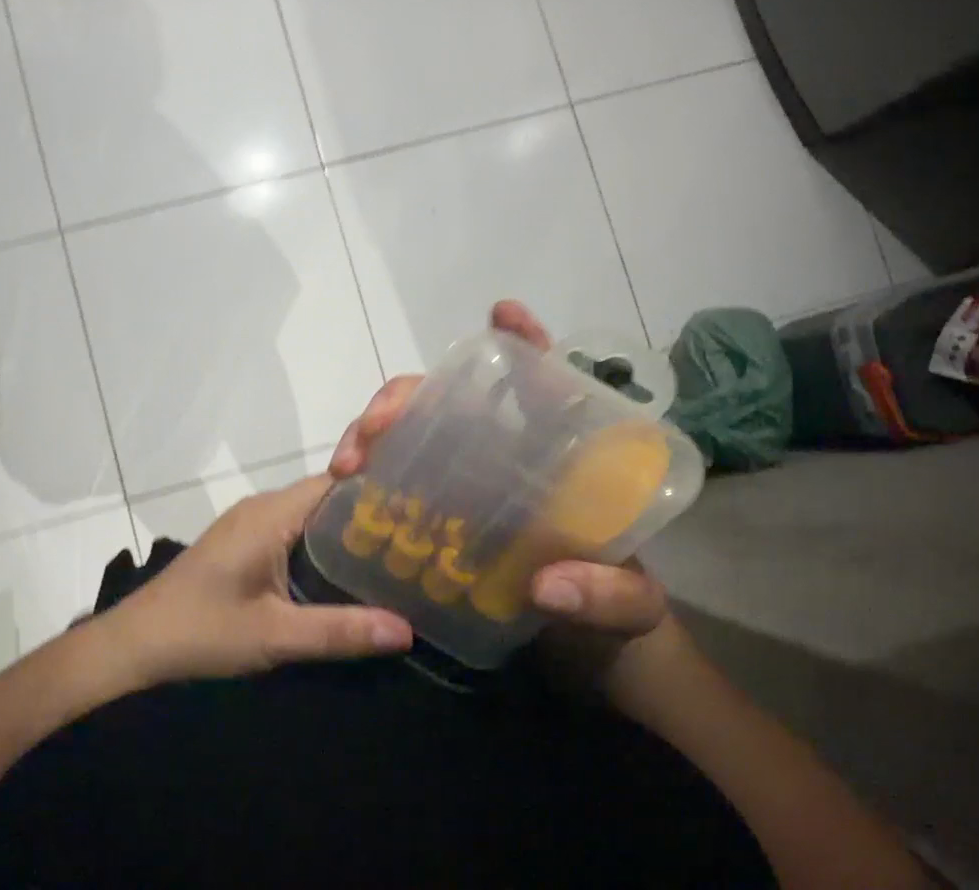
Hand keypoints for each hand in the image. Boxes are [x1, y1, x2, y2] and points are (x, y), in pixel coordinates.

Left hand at [105, 476, 413, 684]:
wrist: (135, 645)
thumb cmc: (201, 632)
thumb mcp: (274, 636)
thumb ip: (340, 631)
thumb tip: (408, 630)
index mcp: (270, 514)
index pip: (337, 483)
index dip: (379, 492)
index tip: (422, 511)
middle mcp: (261, 509)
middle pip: (327, 499)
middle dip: (371, 518)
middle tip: (421, 542)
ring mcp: (249, 526)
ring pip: (310, 518)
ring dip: (347, 536)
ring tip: (398, 558)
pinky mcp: (242, 546)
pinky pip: (293, 534)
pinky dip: (323, 549)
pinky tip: (349, 577)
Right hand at [327, 299, 669, 681]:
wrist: (592, 664)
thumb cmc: (621, 622)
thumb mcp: (631, 609)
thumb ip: (606, 596)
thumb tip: (548, 586)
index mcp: (563, 463)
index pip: (543, 387)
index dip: (524, 344)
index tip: (502, 314)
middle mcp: (507, 462)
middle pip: (452, 403)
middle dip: (408, 396)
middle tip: (376, 426)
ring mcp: (467, 489)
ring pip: (412, 434)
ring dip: (374, 430)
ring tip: (348, 462)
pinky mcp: (437, 520)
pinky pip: (396, 481)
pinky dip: (369, 472)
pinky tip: (347, 486)